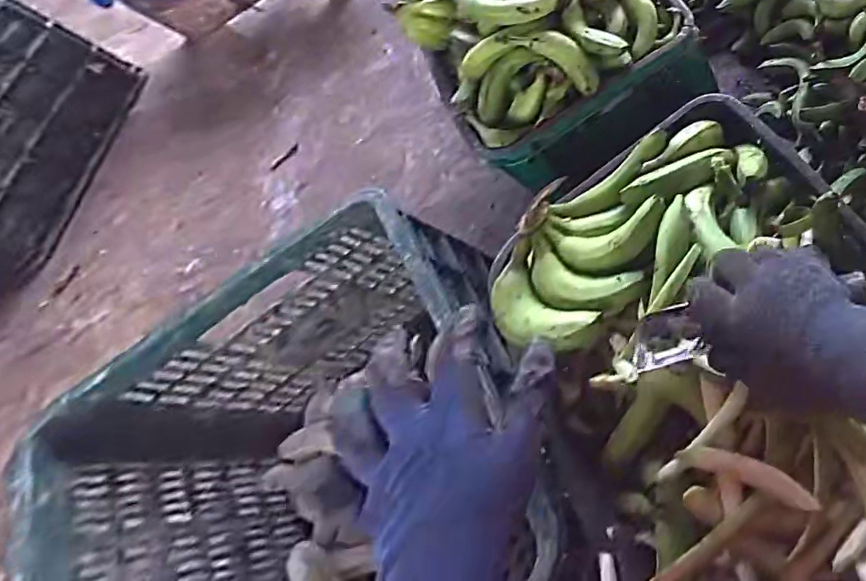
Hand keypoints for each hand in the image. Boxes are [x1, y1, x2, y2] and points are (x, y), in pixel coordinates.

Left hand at [329, 306, 552, 580]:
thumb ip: (530, 394)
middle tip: (392, 337)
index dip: (459, 332)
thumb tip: (540, 344)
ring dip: (349, 405)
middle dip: (390, 358)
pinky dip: (331, 465)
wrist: (442, 565)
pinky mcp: (371, 504)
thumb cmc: (489, 500)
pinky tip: (325, 460)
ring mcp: (385, 471)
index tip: (467, 311)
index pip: (453, 363)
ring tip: (347, 386)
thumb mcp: (523, 443)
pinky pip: (342, 480)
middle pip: (390, 390)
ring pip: (354, 431)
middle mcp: (411, 436)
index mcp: (451, 418)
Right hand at [688, 247, 865, 434]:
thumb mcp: (755, 387)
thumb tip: (716, 352)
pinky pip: (789, 252)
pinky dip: (786, 262)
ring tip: (765, 283)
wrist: (848, 353)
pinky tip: (795, 278)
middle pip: (725, 259)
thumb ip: (730, 364)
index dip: (698, 297)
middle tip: (732, 290)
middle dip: (724, 272)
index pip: (698, 292)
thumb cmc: (799, 382)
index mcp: (732, 315)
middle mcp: (752, 283)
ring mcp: (782, 266)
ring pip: (757, 251)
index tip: (703, 307)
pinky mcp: (809, 260)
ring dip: (755, 264)